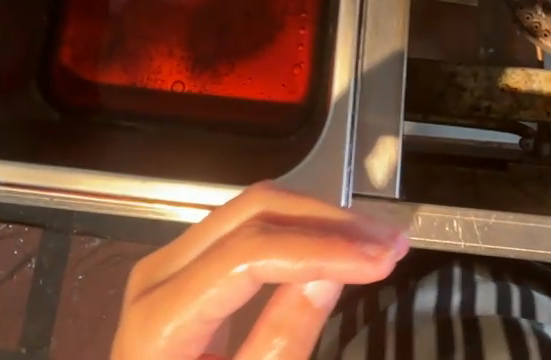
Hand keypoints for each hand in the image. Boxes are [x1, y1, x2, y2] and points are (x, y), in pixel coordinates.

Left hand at [112, 184, 408, 359]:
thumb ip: (282, 340)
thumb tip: (332, 269)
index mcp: (160, 316)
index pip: (249, 254)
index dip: (321, 248)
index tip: (384, 259)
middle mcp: (160, 269)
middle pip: (253, 214)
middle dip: (328, 222)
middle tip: (391, 241)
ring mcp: (172, 260)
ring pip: (254, 210)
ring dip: (320, 220)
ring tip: (376, 239)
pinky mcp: (188, 264)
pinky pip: (248, 228)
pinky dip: (299, 230)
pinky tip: (336, 241)